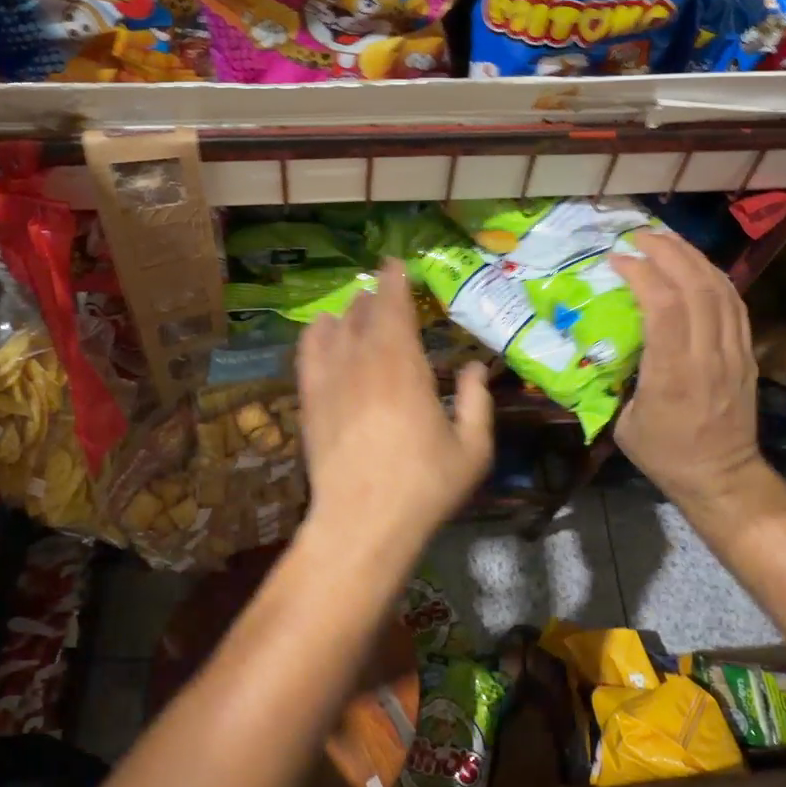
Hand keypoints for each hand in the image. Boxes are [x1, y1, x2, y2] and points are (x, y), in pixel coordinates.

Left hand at [296, 261, 493, 538]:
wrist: (362, 522)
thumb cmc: (424, 487)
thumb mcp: (472, 450)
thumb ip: (477, 403)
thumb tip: (475, 368)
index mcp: (405, 367)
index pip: (395, 307)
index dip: (394, 281)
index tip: (395, 264)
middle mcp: (364, 362)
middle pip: (364, 313)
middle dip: (375, 295)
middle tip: (383, 288)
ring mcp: (331, 380)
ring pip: (336, 327)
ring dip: (349, 312)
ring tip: (358, 308)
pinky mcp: (310, 401)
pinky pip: (308, 352)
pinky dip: (317, 333)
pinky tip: (324, 330)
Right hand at [609, 231, 764, 504]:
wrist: (723, 478)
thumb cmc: (664, 454)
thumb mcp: (623, 422)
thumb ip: (615, 378)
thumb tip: (596, 342)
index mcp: (673, 375)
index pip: (665, 306)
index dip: (642, 273)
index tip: (616, 259)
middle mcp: (708, 356)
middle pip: (696, 286)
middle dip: (667, 252)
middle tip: (639, 236)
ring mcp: (733, 353)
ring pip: (720, 288)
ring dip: (692, 257)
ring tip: (665, 239)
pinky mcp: (746, 353)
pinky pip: (734, 302)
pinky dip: (713, 276)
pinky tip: (695, 265)